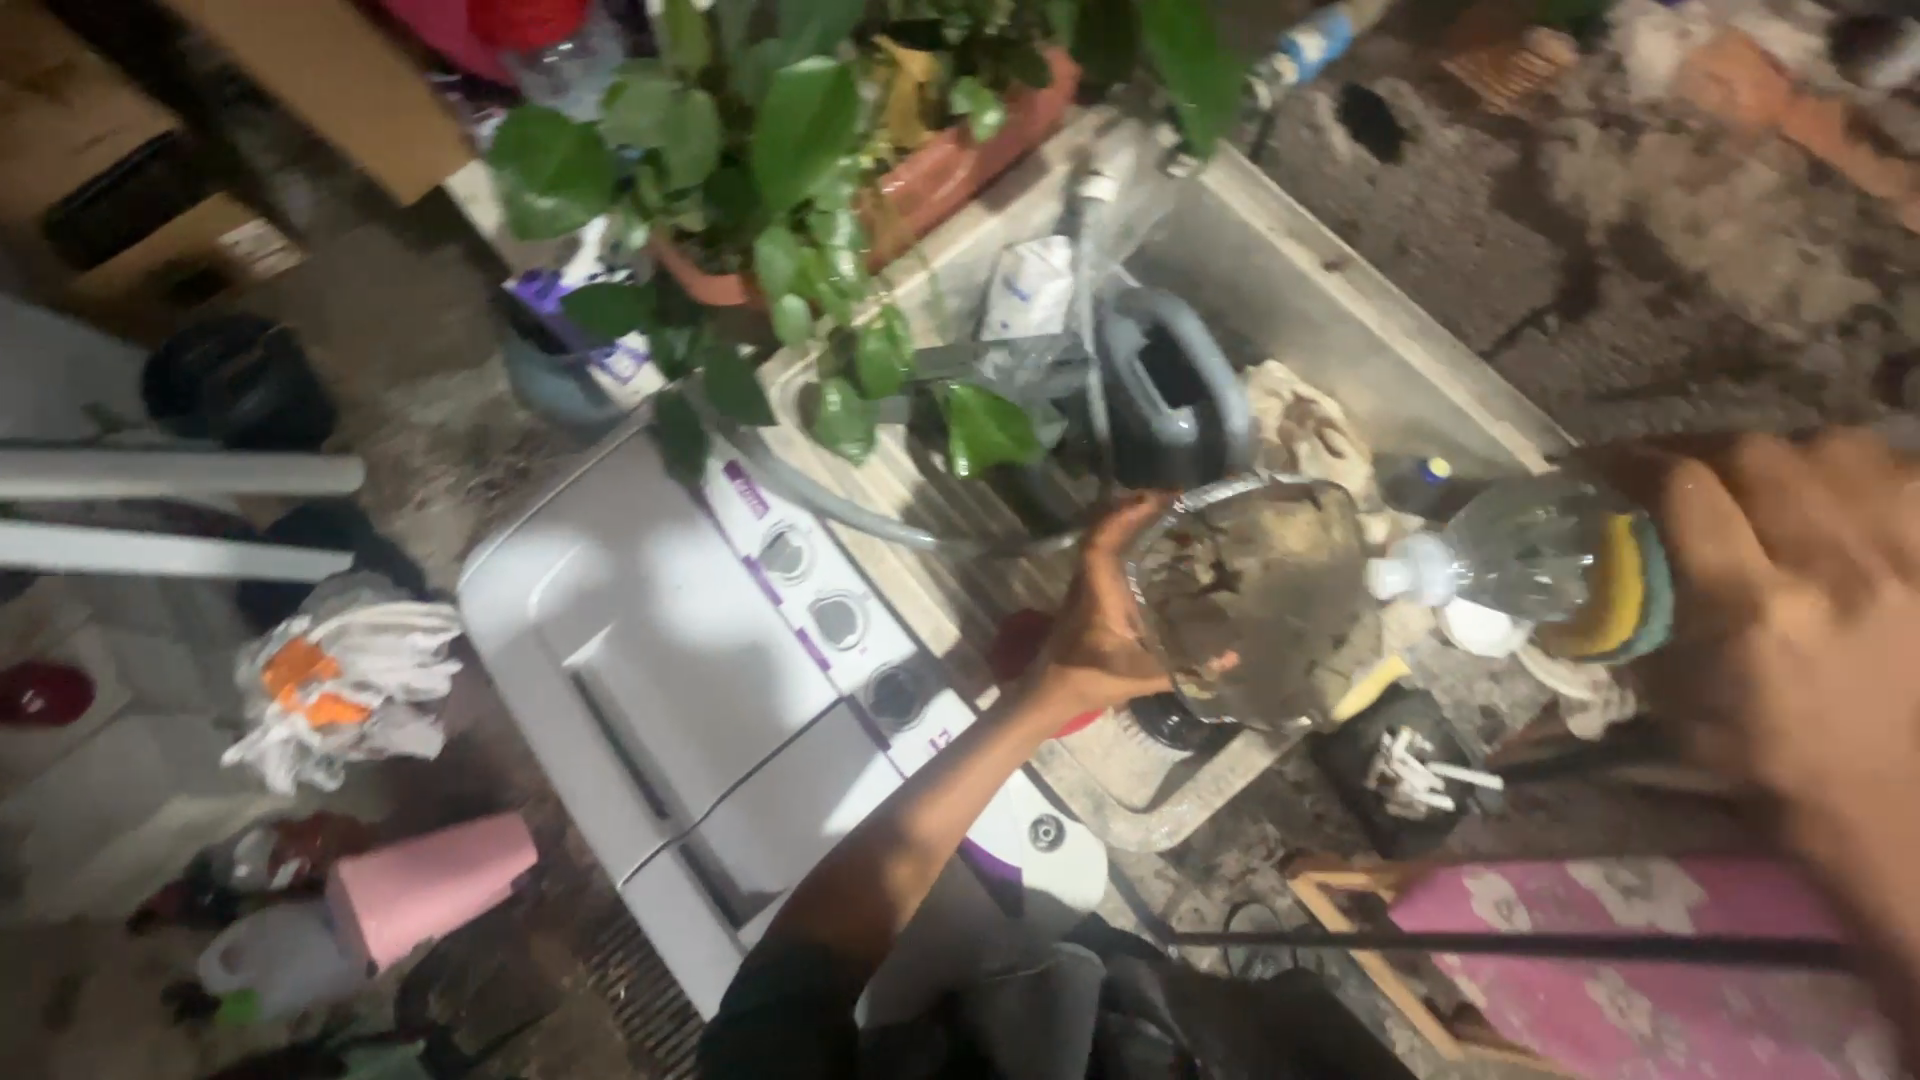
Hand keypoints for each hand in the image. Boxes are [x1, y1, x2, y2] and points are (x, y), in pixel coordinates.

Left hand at [1025, 494, 1180, 715]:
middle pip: (1101, 530)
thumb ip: (1183, 668)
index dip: (1125, 515)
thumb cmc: (1088, 681)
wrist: (1049, 692)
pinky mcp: (1087, 593)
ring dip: (1127, 521)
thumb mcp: (1139, 676)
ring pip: (1100, 540)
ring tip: (1165, 512)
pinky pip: (1103, 553)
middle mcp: (1088, 580)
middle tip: (1171, 499)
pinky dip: (1124, 539)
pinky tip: (1151, 543)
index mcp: (1097, 592)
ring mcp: (1085, 585)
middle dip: (1131, 508)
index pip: (1102, 541)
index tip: (1157, 498)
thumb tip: (1231, 657)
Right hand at [1601, 430, 1919, 823]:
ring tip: (1751, 474)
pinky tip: (1831, 492)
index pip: (1686, 490)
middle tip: (1667, 466)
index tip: (1598, 465)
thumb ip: (1647, 608)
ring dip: (1777, 452)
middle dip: (1695, 449)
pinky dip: (1856, 470)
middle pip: (1757, 452)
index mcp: (1754, 606)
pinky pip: (1906, 476)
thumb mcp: (1673, 687)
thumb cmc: (1760, 751)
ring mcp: (1912, 560)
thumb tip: (1611, 548)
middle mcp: (1837, 569)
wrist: (1896, 799)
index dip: (1632, 461)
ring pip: (1837, 448)